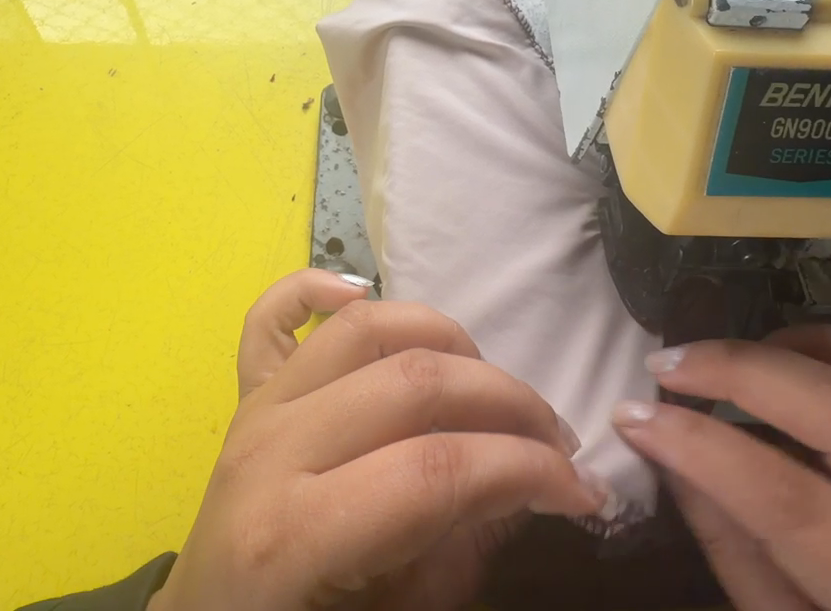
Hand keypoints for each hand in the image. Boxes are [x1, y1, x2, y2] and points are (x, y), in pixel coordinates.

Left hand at [150, 269, 607, 610]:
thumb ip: (463, 544)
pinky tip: (360, 290)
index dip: (523, 469)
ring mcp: (257, 409)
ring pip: (361, 330)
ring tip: (486, 380)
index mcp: (294, 531)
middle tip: (556, 440)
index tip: (581, 488)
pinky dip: (315, 286)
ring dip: (442, 337)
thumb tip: (532, 480)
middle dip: (504, 402)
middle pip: (410, 385)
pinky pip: (271, 316)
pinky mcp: (249, 392)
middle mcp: (272, 450)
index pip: (433, 470)